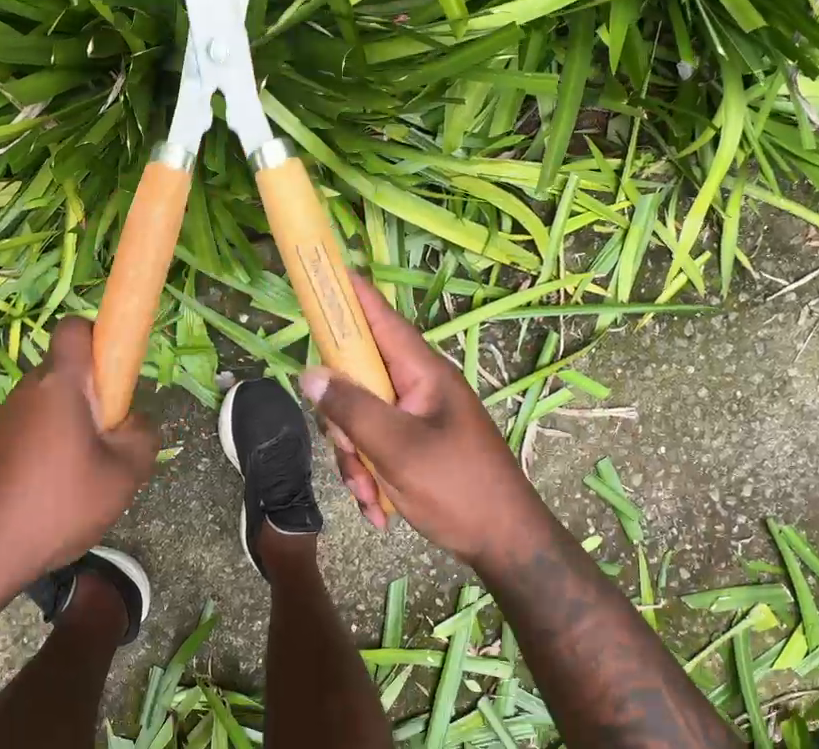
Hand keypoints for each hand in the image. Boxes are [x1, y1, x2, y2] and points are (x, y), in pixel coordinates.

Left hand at [0, 317, 160, 579]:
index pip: (76, 327)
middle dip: (97, 399)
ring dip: (77, 429)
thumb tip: (134, 423)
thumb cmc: (57, 503)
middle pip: (71, 372)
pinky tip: (61, 492)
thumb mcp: (123, 475)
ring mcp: (9, 416)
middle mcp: (30, 388)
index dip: (101, 337)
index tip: (118, 378)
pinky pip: (38, 428)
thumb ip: (142, 437)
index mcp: (60, 382)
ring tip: (88, 477)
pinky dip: (55, 448)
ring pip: (56, 404)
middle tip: (111, 443)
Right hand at [302, 271, 536, 565]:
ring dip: (355, 458)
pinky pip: (375, 444)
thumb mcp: (397, 449)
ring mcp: (417, 416)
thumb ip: (350, 408)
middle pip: (357, 378)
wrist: (509, 547)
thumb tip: (309, 373)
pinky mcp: (416, 444)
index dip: (349, 294)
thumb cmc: (460, 489)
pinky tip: (378, 508)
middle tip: (350, 454)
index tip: (321, 272)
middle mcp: (418, 386)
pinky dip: (370, 474)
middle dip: (343, 422)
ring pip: (360, 417)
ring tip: (369, 498)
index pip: (379, 318)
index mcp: (423, 372)